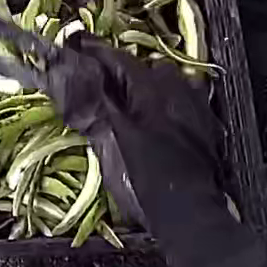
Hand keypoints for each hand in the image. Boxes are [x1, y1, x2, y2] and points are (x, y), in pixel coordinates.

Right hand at [40, 34, 263, 266]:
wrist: (192, 219)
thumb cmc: (147, 181)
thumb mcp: (109, 141)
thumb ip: (88, 104)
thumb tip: (64, 73)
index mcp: (151, 88)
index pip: (114, 58)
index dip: (89, 52)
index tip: (70, 48)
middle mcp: (176, 90)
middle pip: (136, 69)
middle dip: (111, 71)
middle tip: (86, 79)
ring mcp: (192, 107)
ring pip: (156, 84)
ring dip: (134, 87)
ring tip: (114, 99)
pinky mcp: (202, 126)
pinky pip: (173, 102)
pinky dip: (153, 104)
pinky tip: (144, 118)